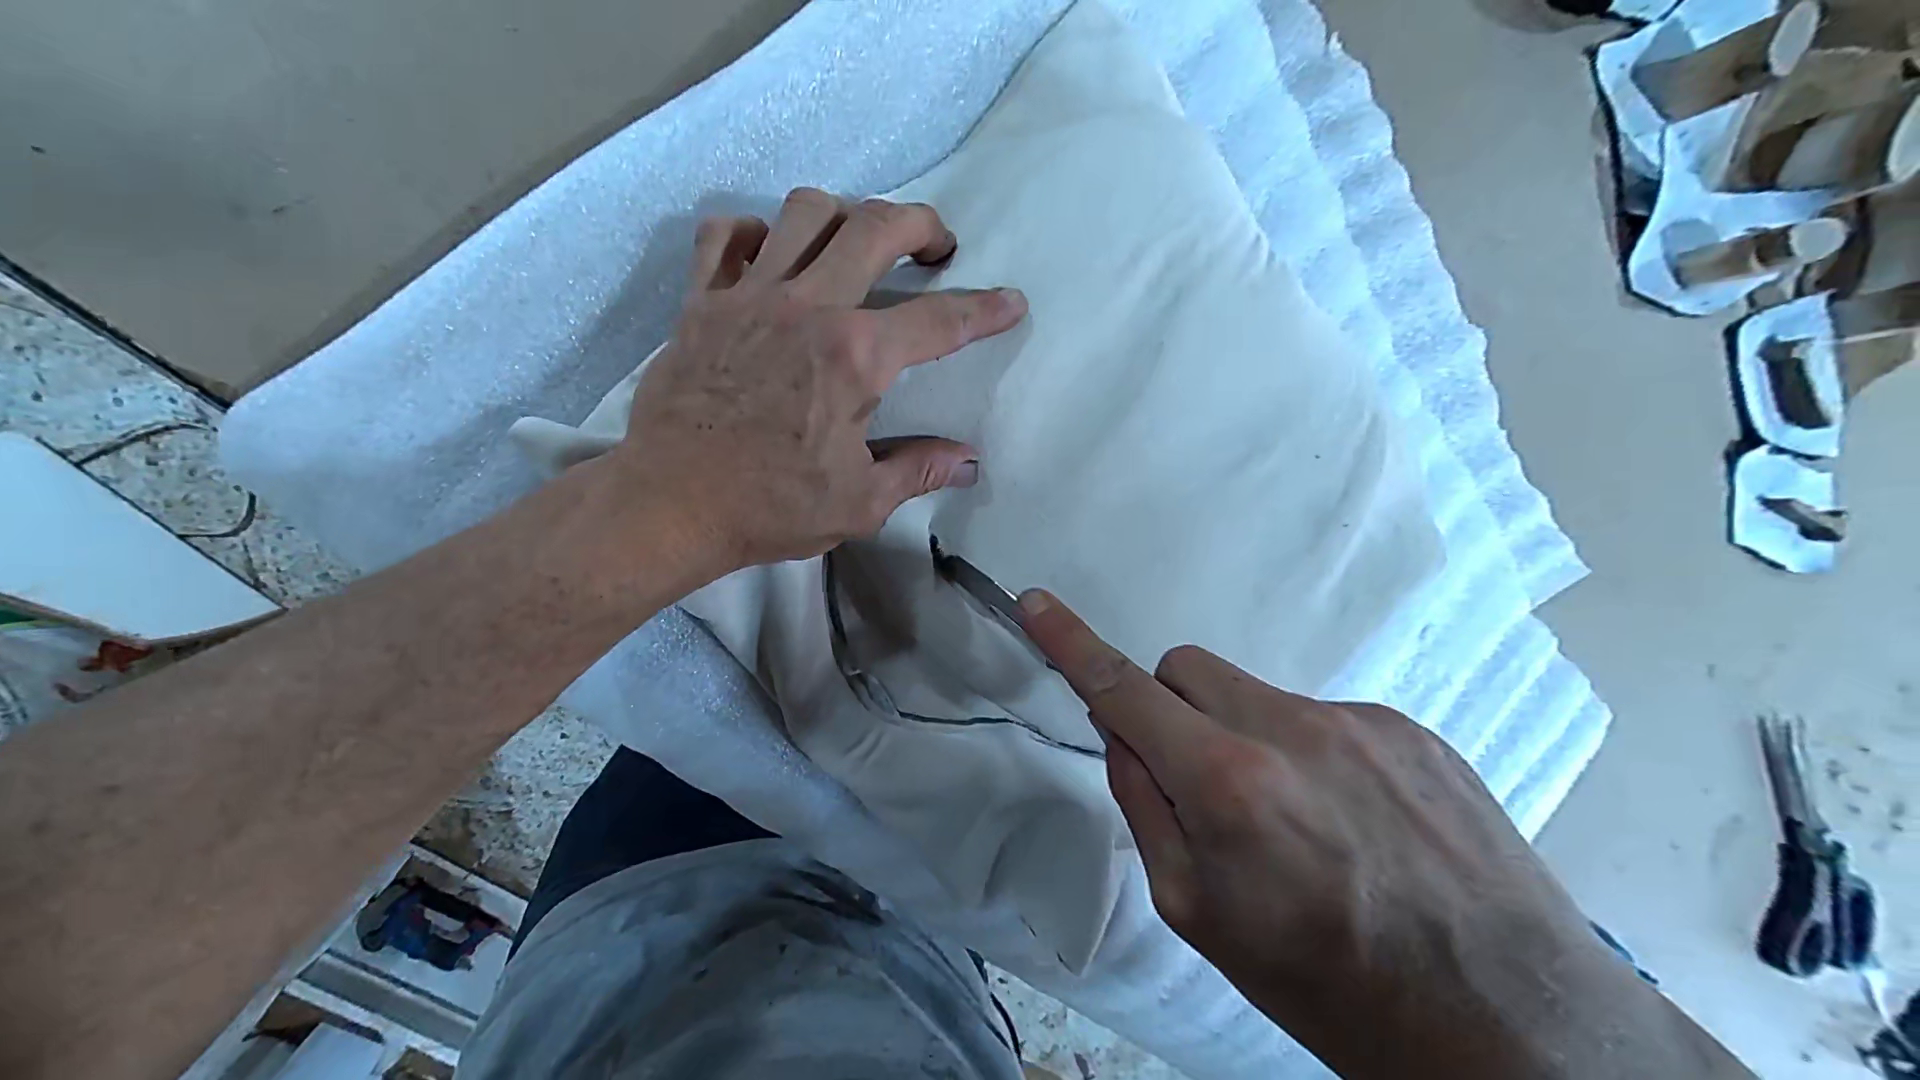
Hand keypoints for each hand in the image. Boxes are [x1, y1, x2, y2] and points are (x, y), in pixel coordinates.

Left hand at [608, 188, 1025, 576]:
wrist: (671, 505)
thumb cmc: (771, 507)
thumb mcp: (860, 502)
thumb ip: (918, 470)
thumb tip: (967, 461)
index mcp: (855, 358)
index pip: (939, 321)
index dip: (984, 310)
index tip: (1010, 302)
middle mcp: (807, 308)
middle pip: (875, 227)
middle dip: (921, 224)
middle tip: (937, 245)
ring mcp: (749, 297)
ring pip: (804, 212)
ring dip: (844, 216)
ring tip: (856, 245)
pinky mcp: (702, 303)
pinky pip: (725, 236)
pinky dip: (754, 233)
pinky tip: (770, 256)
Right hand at [1018, 591, 1753, 1079]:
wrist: (1509, 1021)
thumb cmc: (1326, 981)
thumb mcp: (1198, 912)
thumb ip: (1144, 806)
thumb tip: (1123, 734)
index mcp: (1227, 783)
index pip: (1124, 690)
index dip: (1071, 643)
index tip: (1037, 602)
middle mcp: (1289, 729)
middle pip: (1186, 667)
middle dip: (1170, 705)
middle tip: (1197, 775)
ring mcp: (1357, 719)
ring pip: (1252, 690)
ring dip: (1241, 731)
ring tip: (1291, 813)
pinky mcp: (1410, 725)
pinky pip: (1319, 712)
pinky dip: (1305, 748)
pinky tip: (1350, 817)